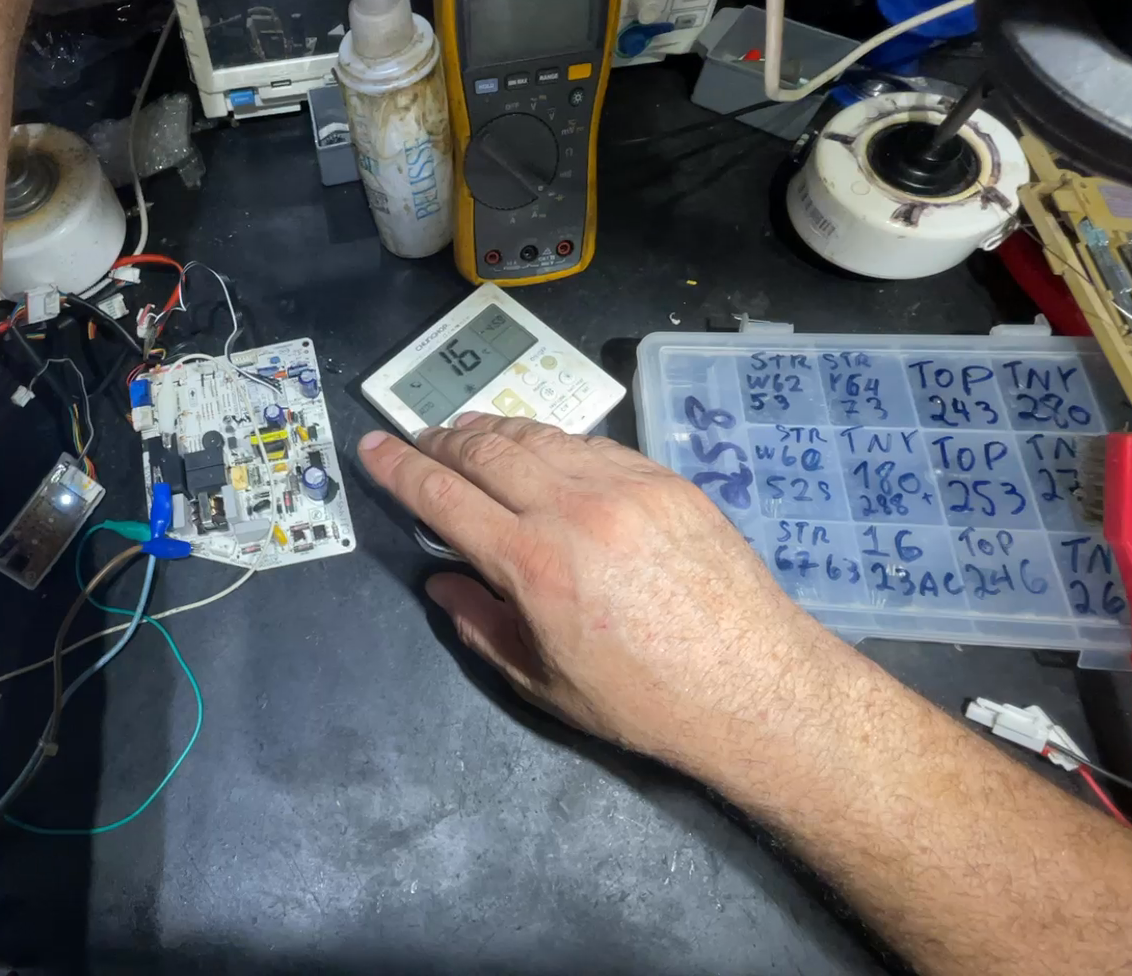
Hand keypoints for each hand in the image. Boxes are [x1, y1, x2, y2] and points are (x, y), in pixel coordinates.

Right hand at [357, 413, 850, 774]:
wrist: (760, 691)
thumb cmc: (639, 699)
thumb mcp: (539, 682)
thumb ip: (476, 622)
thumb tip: (439, 578)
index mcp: (532, 564)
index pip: (442, 496)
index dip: (398, 467)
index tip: (371, 445)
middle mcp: (571, 510)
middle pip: (482, 451)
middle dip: (438, 441)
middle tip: (418, 443)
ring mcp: (622, 486)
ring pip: (533, 436)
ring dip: (487, 432)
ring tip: (464, 436)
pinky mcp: (662, 479)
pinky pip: (586, 442)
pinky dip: (545, 440)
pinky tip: (537, 452)